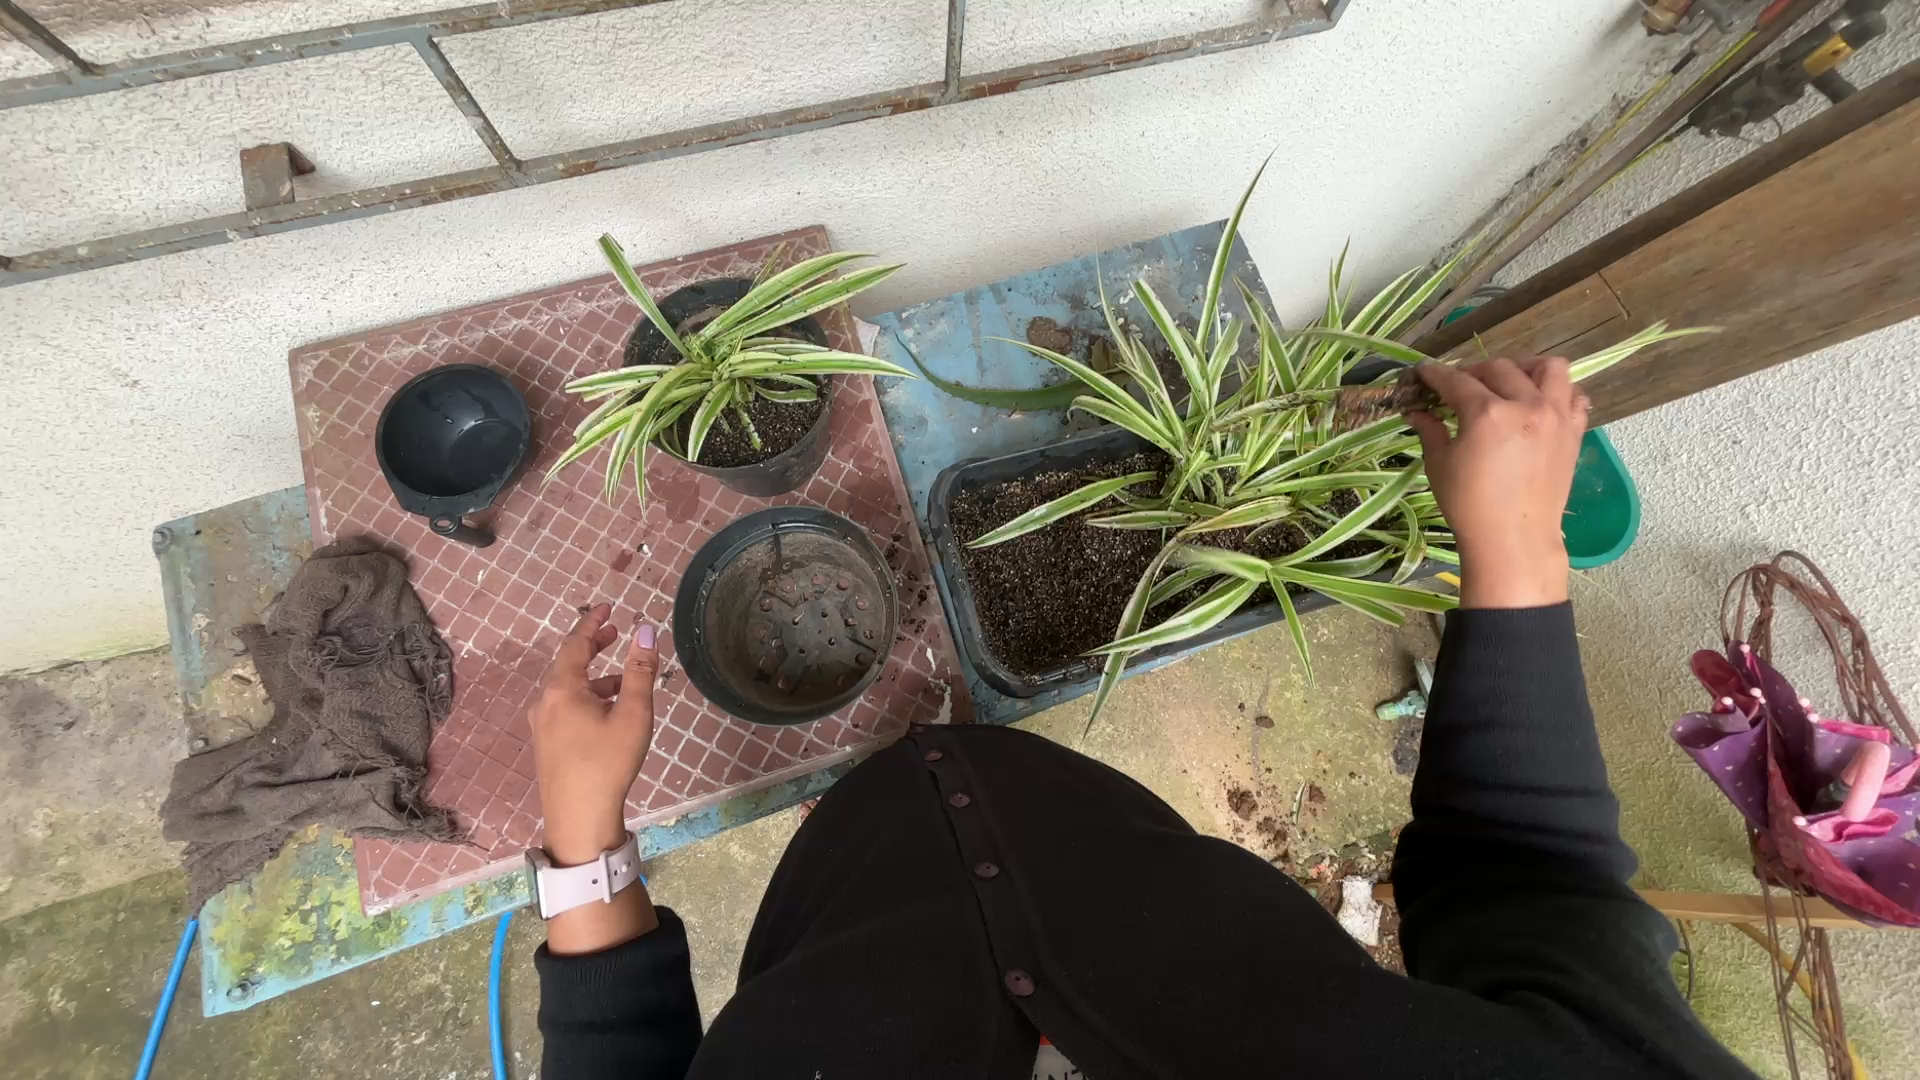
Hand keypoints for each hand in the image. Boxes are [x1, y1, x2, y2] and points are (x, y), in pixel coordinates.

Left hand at [530, 603, 658, 864]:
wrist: (579, 817)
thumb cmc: (609, 760)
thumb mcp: (633, 713)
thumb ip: (639, 670)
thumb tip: (646, 630)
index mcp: (562, 689)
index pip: (576, 643)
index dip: (593, 623)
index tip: (609, 607)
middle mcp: (545, 702)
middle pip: (568, 663)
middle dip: (593, 645)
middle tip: (616, 632)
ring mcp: (543, 724)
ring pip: (570, 687)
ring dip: (595, 674)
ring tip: (625, 676)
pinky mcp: (548, 743)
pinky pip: (568, 705)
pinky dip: (590, 695)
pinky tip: (611, 709)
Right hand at [1405, 357, 1586, 609]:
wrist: (1513, 536)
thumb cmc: (1467, 503)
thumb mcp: (1439, 464)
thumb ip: (1430, 431)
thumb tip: (1416, 413)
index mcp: (1487, 414)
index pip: (1456, 381)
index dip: (1435, 373)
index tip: (1423, 371)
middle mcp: (1526, 405)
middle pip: (1499, 368)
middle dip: (1472, 371)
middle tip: (1456, 385)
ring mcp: (1556, 415)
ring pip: (1548, 367)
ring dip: (1523, 368)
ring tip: (1506, 383)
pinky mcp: (1574, 430)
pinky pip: (1572, 393)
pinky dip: (1555, 390)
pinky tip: (1536, 403)